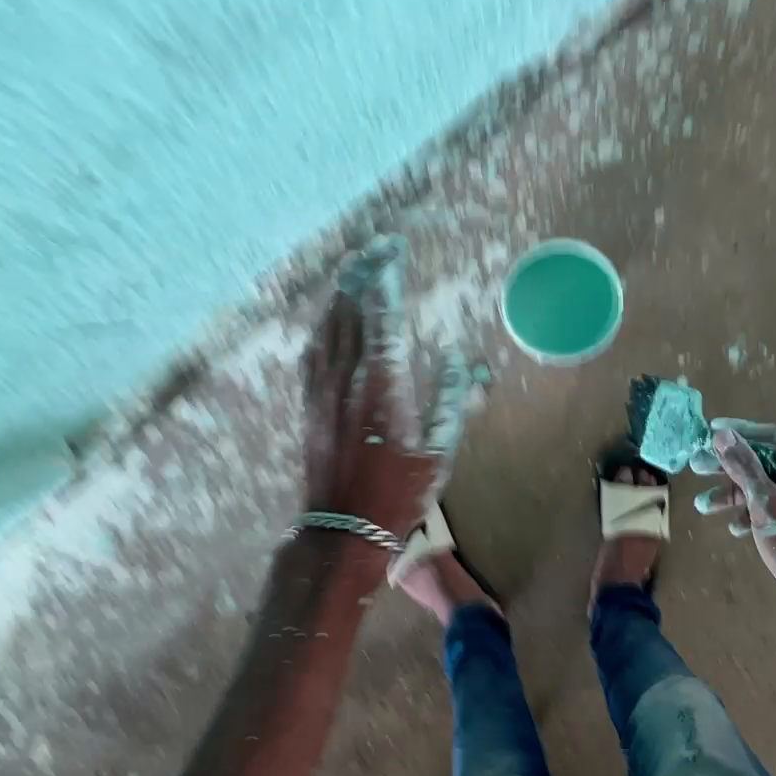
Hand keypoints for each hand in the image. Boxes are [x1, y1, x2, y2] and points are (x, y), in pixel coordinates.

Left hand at [302, 237, 472, 540]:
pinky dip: (323, 323)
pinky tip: (329, 317)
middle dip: (362, 273)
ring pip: (328, 325)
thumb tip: (464, 359)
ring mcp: (323, 388)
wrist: (342, 529)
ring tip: (353, 268)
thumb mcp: (440, 450)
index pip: (382, 312)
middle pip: (350, 309)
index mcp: (383, 381)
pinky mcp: (310, 402)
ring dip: (340, 293)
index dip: (385, 275)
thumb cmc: (398, 492)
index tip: (393, 248)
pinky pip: (313, 349)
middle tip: (375, 247)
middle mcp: (348, 375)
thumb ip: (454, 400)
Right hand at [694, 419, 775, 645]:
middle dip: (732, 468)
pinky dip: (754, 512)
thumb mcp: (768, 509)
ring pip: (770, 486)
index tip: (709, 432)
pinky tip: (733, 527)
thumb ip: (744, 469)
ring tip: (704, 506)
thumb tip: (721, 434)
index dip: (740, 434)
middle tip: (697, 468)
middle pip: (770, 462)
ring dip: (737, 494)